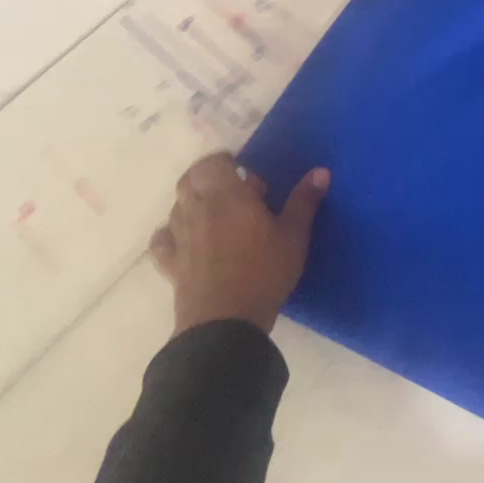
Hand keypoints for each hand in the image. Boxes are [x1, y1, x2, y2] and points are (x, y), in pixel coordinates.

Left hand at [149, 152, 329, 334]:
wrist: (225, 322)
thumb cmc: (264, 270)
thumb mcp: (294, 235)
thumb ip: (304, 201)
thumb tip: (320, 172)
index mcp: (226, 196)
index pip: (212, 163)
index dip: (226, 161)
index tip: (246, 168)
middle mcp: (195, 210)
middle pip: (189, 180)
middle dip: (208, 177)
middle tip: (236, 187)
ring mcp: (178, 238)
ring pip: (176, 207)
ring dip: (194, 202)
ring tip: (219, 213)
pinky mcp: (169, 263)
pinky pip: (163, 239)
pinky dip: (173, 232)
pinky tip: (189, 239)